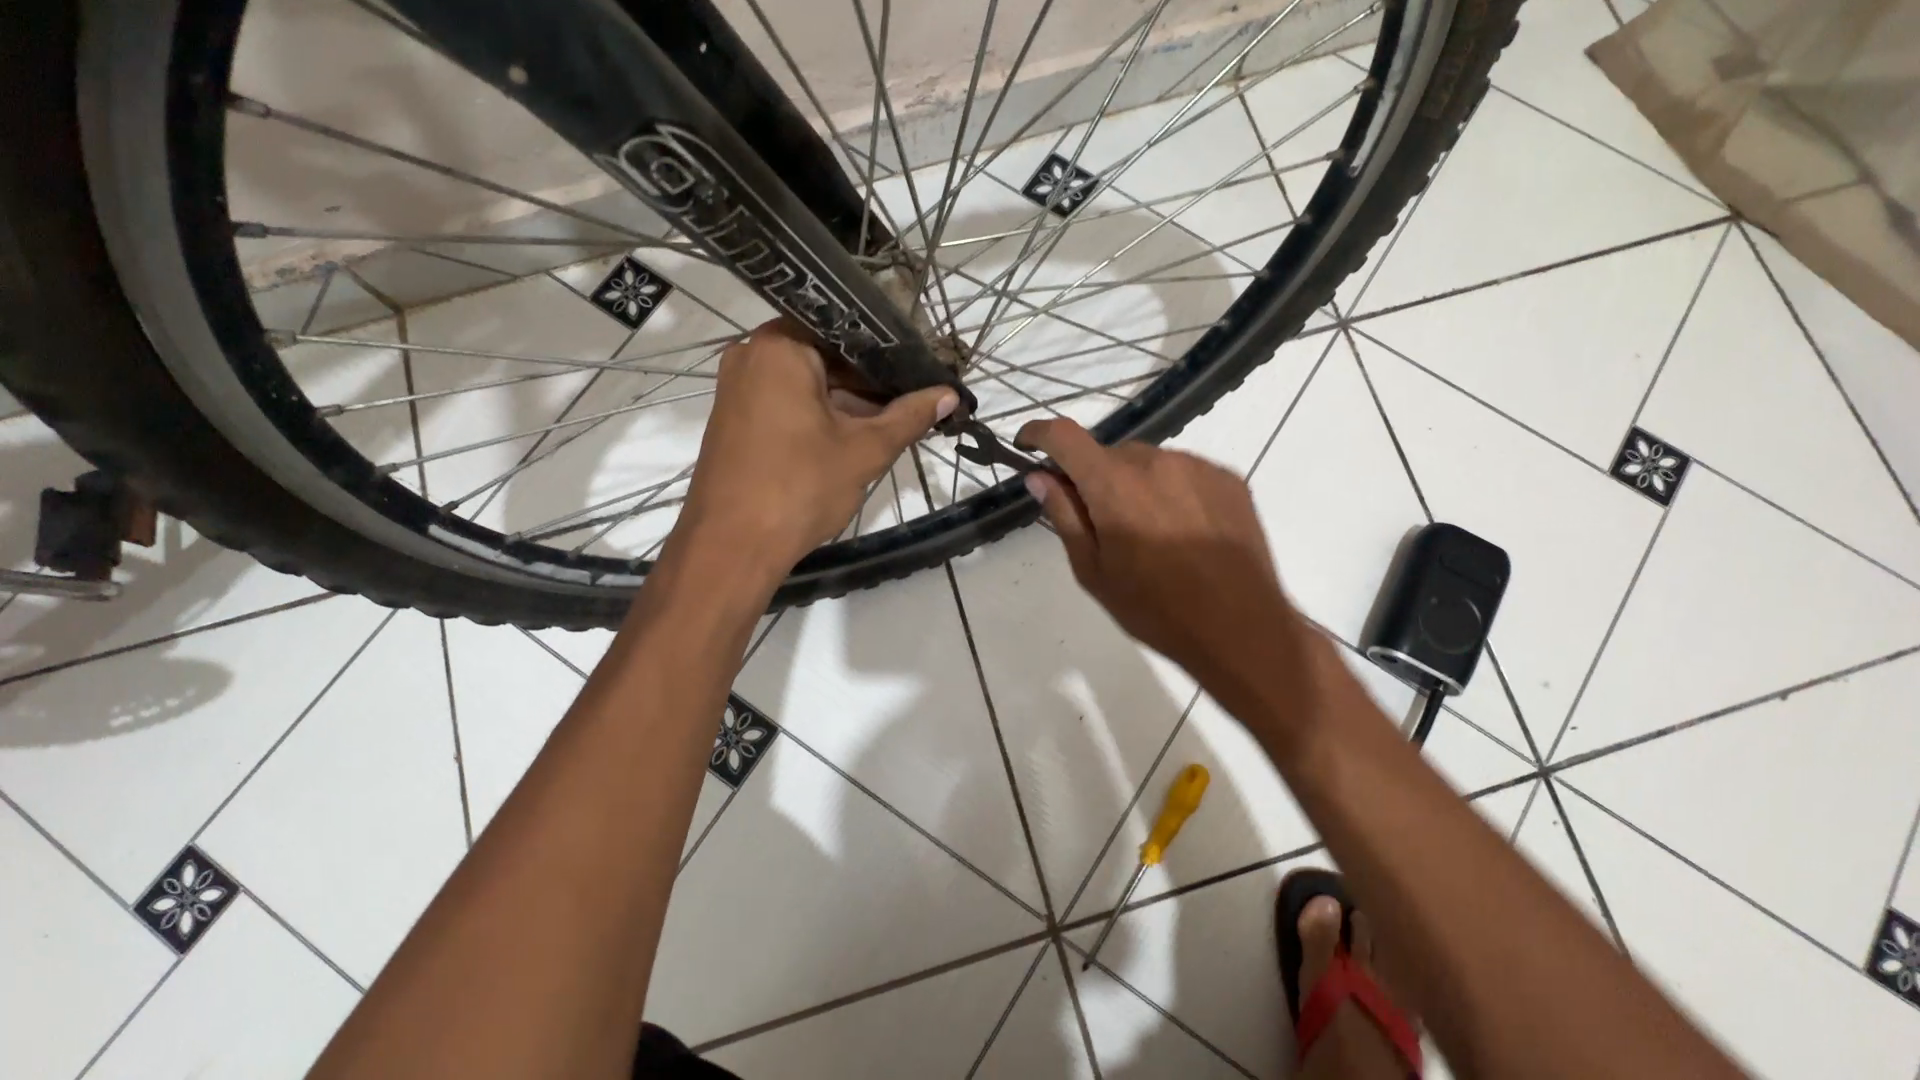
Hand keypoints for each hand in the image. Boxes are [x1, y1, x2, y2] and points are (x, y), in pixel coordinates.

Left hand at [672, 320, 957, 580]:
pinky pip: (786, 400)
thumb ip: (908, 417)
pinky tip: (856, 435)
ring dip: (847, 400)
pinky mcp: (735, 417)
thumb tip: (950, 395)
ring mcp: (738, 386)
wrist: (731, 547)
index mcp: (780, 347)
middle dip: (869, 380)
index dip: (889, 350)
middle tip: (916, 397)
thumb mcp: (864, 451)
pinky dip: (820, 414)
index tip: (924, 366)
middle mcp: (752, 354)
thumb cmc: (799, 488)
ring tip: (896, 419)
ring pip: (807, 380)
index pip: (847, 330)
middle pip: (826, 354)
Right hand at [1017, 417, 1319, 714]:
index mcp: (1114, 484)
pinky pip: (1185, 473)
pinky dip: (1173, 492)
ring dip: (1137, 486)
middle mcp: (1157, 461)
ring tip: (1152, 537)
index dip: (1039, 434)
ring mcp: (1198, 467)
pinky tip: (1184, 534)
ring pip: (1149, 463)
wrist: (1242, 629)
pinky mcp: (1229, 479)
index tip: (1027, 444)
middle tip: (1102, 525)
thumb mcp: (1094, 572)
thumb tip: (1039, 477)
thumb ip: (1065, 517)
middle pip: (1109, 455)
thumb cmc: (1157, 610)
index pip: (1065, 436)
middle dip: (1096, 479)